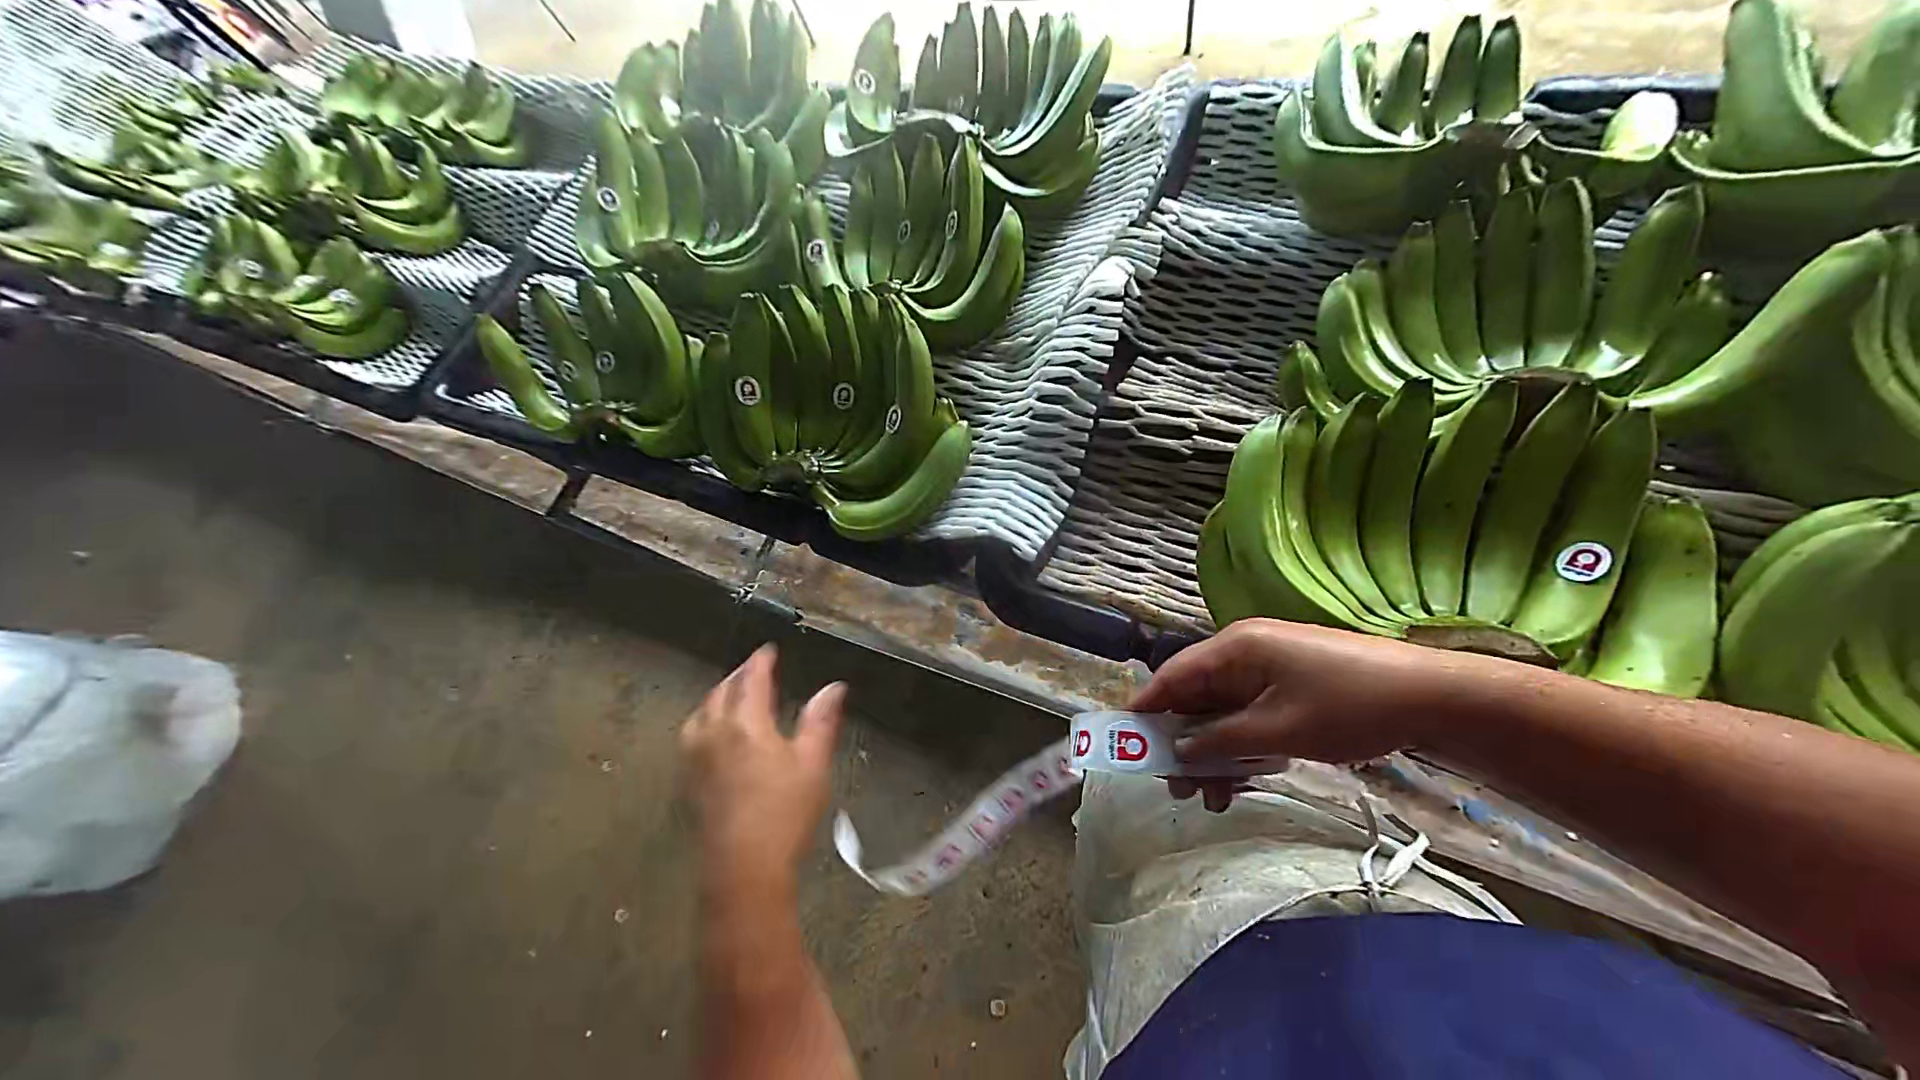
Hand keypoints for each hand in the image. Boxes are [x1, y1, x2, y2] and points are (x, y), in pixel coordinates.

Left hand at [680, 645, 846, 888]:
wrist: (743, 867)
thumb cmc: (784, 812)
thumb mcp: (813, 764)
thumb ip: (821, 721)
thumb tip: (835, 687)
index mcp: (745, 723)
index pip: (751, 680)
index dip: (760, 662)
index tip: (768, 651)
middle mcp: (714, 734)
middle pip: (722, 692)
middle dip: (738, 676)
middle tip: (753, 669)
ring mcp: (695, 758)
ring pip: (701, 713)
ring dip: (717, 696)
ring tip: (731, 695)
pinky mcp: (688, 782)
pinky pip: (691, 735)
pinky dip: (704, 720)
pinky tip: (714, 733)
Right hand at [1132, 619, 1502, 810]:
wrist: (1435, 698)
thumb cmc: (1348, 707)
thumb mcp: (1276, 731)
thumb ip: (1219, 741)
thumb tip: (1175, 752)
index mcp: (1234, 649)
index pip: (1172, 676)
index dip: (1146, 710)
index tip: (1125, 745)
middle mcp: (1245, 653)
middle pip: (1196, 698)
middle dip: (1184, 743)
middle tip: (1179, 789)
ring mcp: (1270, 669)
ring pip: (1223, 711)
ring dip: (1215, 752)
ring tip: (1214, 797)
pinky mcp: (1291, 686)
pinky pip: (1250, 715)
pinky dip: (1243, 746)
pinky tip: (1244, 780)